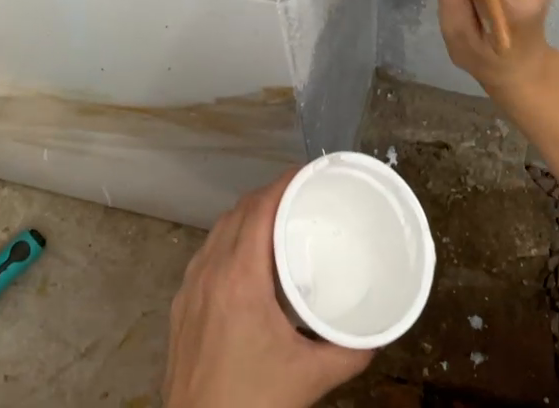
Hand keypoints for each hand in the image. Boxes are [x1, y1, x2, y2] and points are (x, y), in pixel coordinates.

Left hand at [163, 169, 372, 407]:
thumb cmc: (253, 401)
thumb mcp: (310, 377)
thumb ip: (350, 352)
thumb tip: (377, 336)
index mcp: (240, 278)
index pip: (259, 209)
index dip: (283, 183)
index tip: (309, 173)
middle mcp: (209, 272)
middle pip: (238, 213)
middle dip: (270, 196)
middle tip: (302, 197)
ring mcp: (190, 288)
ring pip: (218, 232)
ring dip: (247, 217)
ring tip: (277, 222)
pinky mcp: (181, 306)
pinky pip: (205, 255)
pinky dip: (227, 242)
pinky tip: (246, 260)